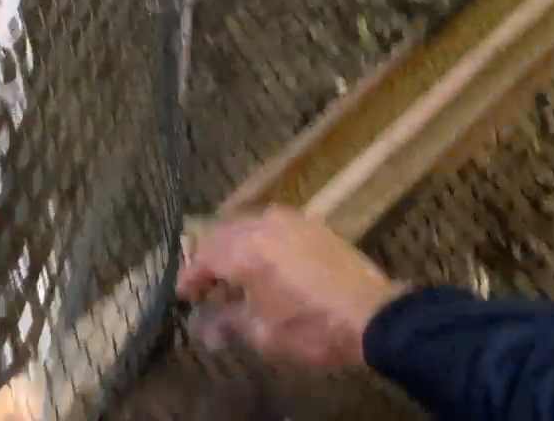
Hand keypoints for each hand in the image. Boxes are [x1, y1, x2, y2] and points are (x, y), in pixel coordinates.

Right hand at [177, 207, 405, 369]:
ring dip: (233, 245)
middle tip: (203, 285)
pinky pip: (271, 225)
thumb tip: (202, 326)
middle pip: (223, 232)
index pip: (205, 254)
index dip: (191, 275)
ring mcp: (290, 219)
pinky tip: (261, 263)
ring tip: (230, 275)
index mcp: (247, 248)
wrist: (371, 313)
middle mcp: (264, 223)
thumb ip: (226, 323)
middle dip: (209, 257)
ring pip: (247, 224)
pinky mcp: (310, 223)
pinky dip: (257, 240)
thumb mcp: (263, 334)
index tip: (182, 294)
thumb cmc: (311, 327)